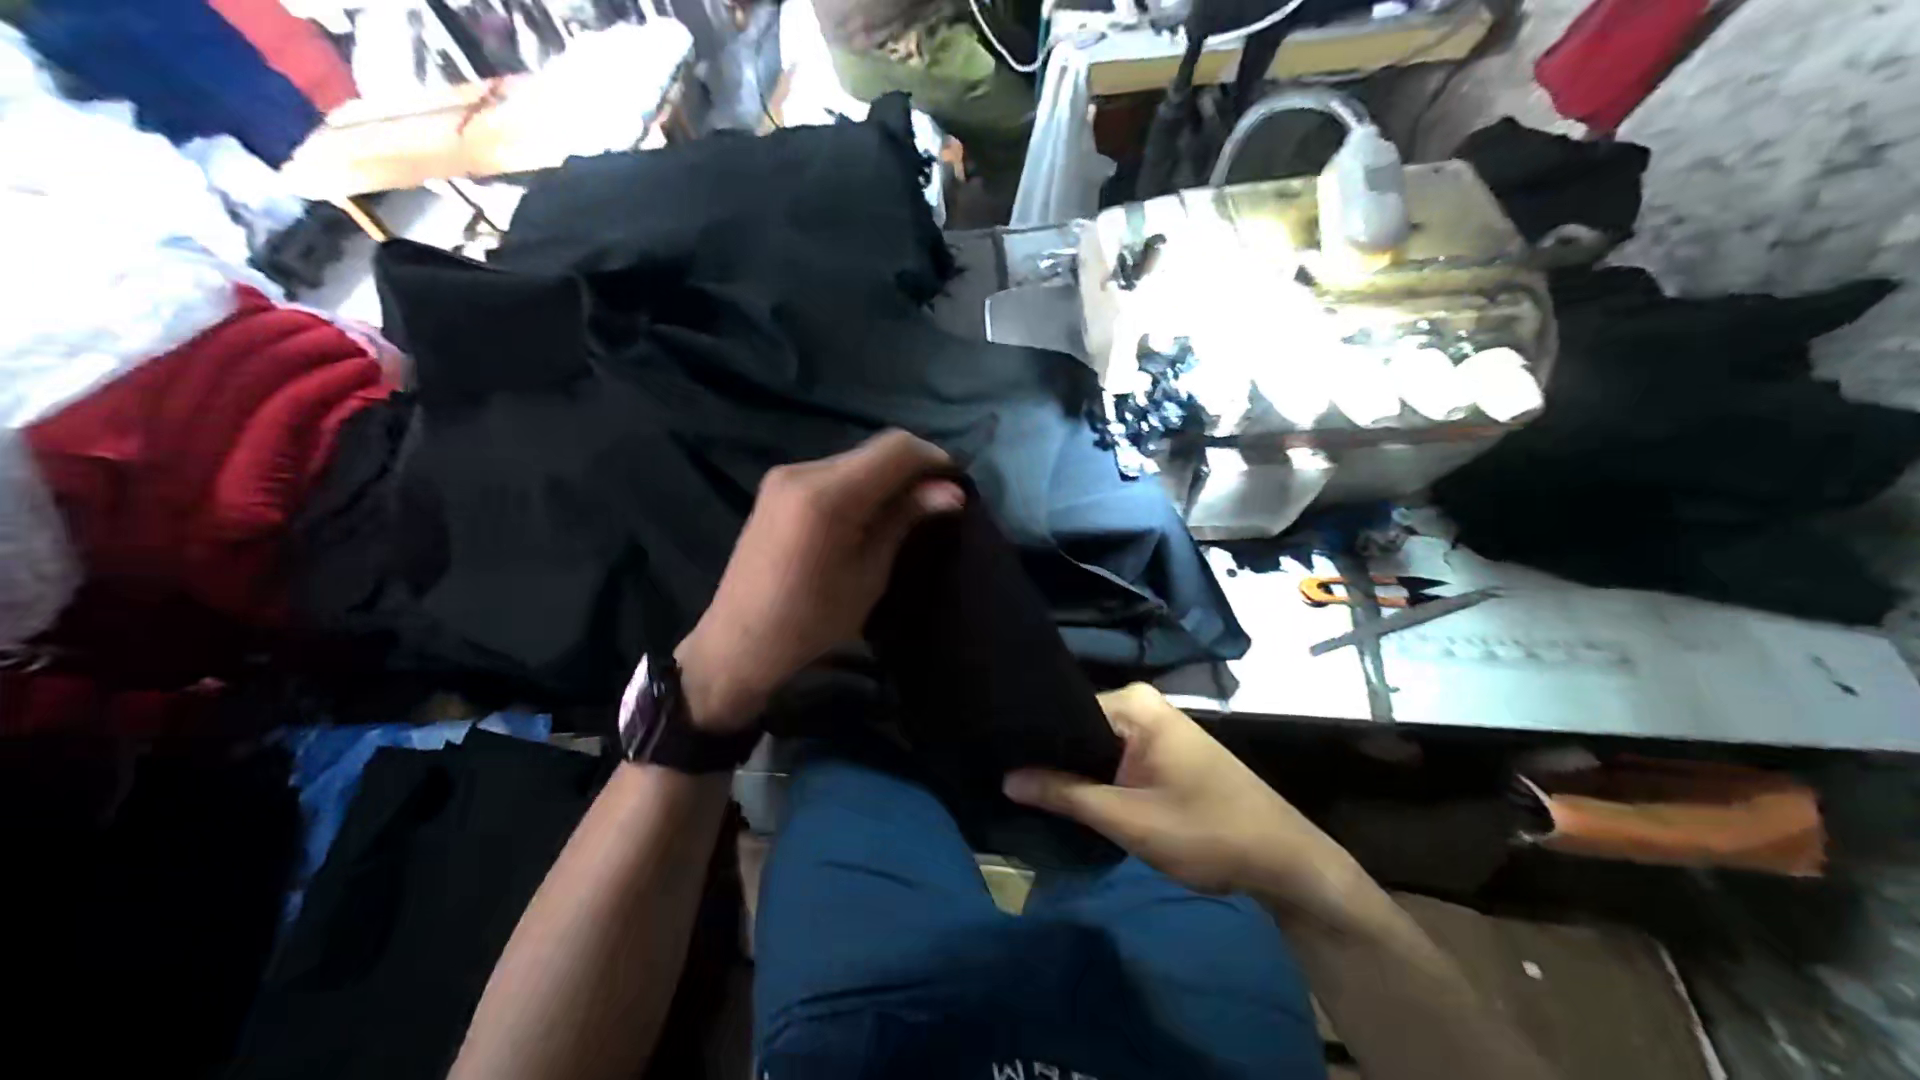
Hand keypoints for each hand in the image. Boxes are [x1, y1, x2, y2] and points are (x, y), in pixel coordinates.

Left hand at [674, 430, 964, 731]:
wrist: (740, 641)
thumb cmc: (812, 621)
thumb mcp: (869, 574)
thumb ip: (905, 521)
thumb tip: (951, 491)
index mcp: (826, 496)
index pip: (895, 449)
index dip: (933, 460)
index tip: (955, 488)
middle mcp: (802, 471)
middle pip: (875, 450)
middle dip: (912, 470)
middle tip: (936, 504)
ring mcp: (785, 475)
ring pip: (855, 460)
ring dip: (886, 477)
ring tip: (905, 512)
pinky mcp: (777, 486)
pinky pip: (833, 472)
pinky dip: (860, 484)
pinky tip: (868, 514)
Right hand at [1004, 684, 1371, 926]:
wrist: (1284, 860)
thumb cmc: (1207, 832)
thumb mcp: (1129, 819)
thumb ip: (1065, 796)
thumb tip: (1006, 778)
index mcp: (1135, 704)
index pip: (1064, 711)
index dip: (1033, 740)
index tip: (998, 760)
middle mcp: (1143, 704)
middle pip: (1078, 726)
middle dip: (1050, 756)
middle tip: (1006, 779)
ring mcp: (1155, 727)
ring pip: (1095, 745)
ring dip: (1072, 770)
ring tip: (1027, 787)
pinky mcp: (1162, 750)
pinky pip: (1114, 755)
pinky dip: (1096, 776)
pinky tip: (1070, 794)